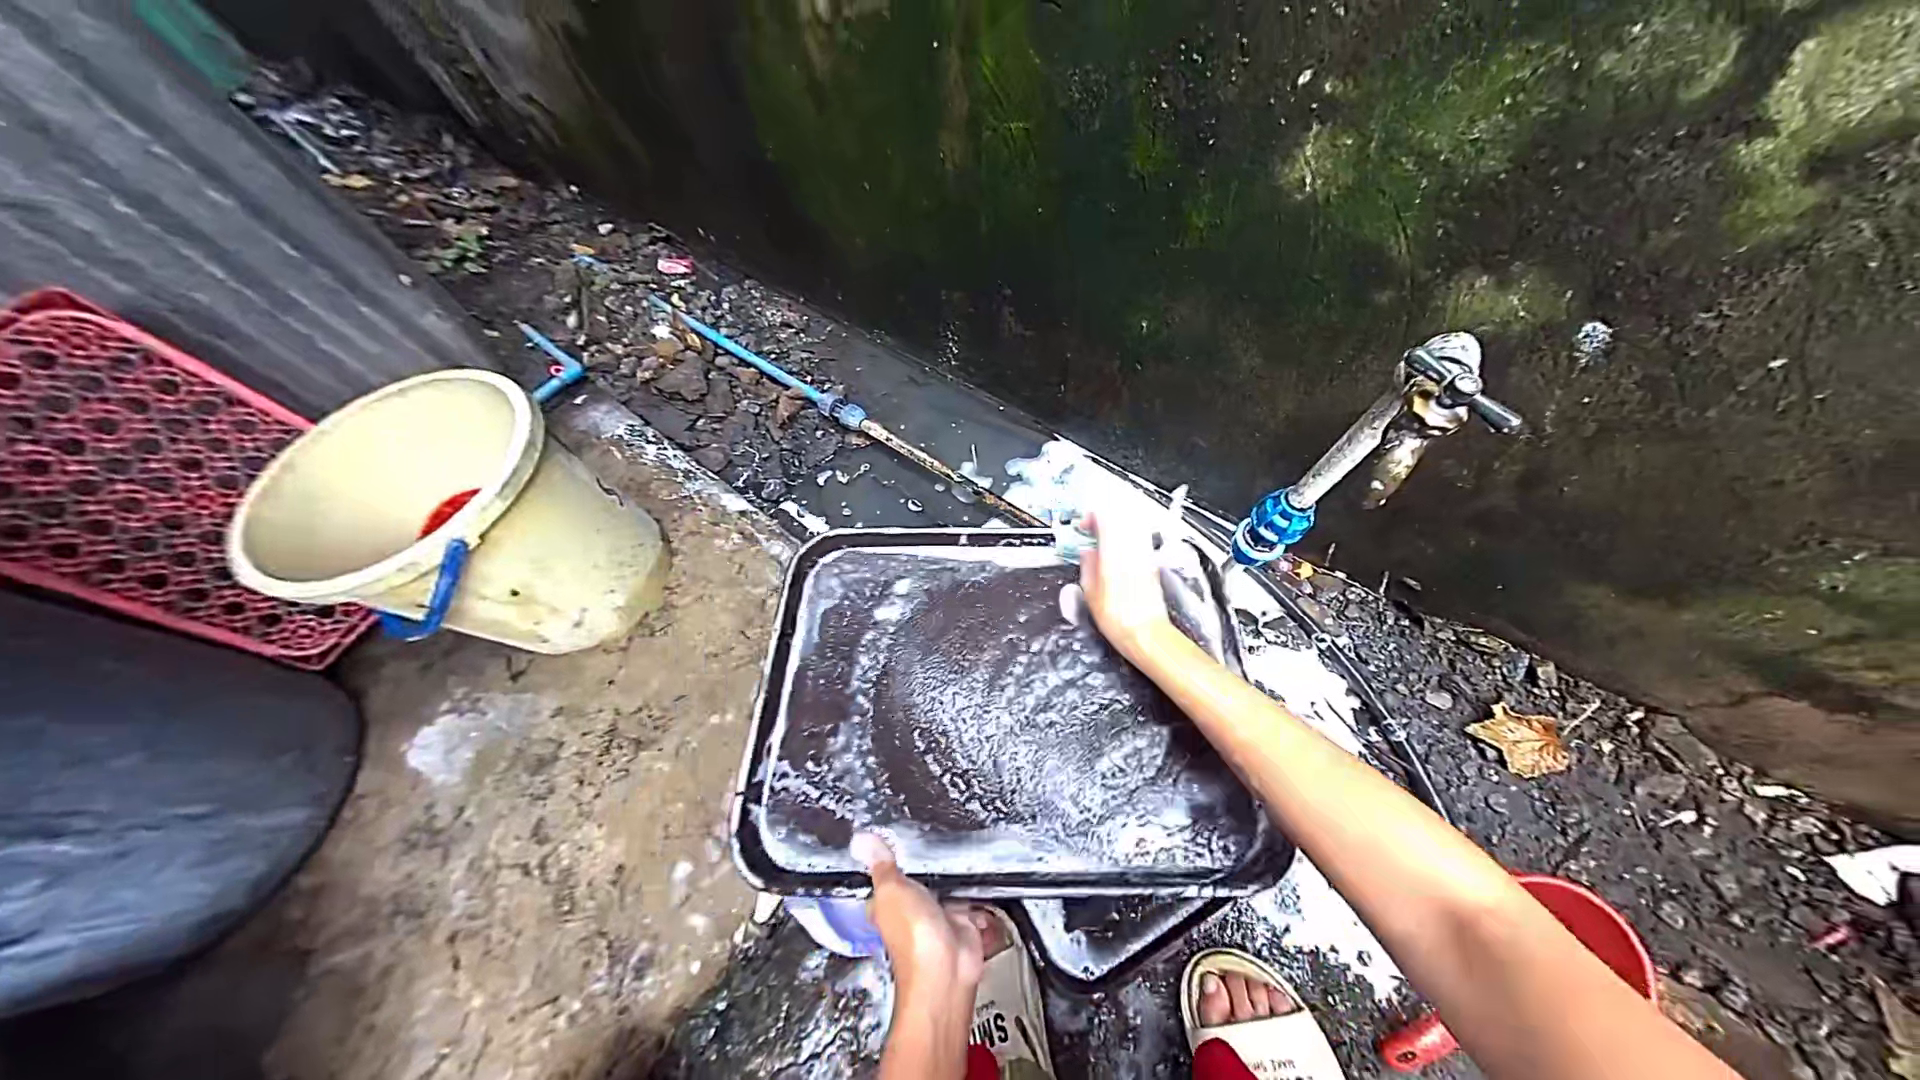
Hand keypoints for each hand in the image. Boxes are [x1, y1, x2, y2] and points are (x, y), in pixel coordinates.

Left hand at [852, 833, 987, 1005]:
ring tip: (961, 836)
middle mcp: (912, 910)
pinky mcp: (964, 919)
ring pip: (945, 885)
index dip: (891, 858)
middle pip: (919, 878)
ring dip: (953, 871)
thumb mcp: (891, 890)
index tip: (899, 831)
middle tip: (937, 828)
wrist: (948, 969)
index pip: (887, 876)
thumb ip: (881, 864)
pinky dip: (975, 888)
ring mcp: (939, 915)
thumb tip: (859, 838)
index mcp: (888, 904)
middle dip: (927, 861)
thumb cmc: (912, 933)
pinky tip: (978, 863)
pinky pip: (970, 896)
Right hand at [1078, 511, 1172, 661]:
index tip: (1084, 526)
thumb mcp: (1090, 594)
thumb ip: (1087, 567)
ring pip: (1134, 527)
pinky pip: (1141, 540)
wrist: (1148, 635)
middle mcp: (1131, 552)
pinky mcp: (1152, 565)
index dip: (1093, 516)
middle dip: (1106, 518)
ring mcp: (1145, 556)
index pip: (1106, 519)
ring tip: (1106, 536)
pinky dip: (1129, 538)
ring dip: (1119, 526)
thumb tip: (1087, 553)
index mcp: (1113, 556)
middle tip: (1094, 527)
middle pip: (1122, 518)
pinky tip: (1121, 548)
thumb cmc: (1118, 620)